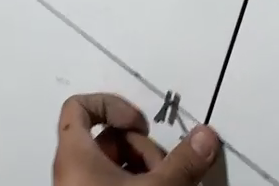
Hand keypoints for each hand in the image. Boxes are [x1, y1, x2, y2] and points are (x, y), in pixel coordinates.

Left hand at [54, 93, 222, 185]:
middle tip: (163, 170)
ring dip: (144, 171)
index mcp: (74, 155)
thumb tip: (206, 135)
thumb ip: (183, 161)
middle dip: (142, 149)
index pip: (79, 107)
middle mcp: (71, 172)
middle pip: (107, 139)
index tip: (140, 124)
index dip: (111, 105)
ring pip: (114, 166)